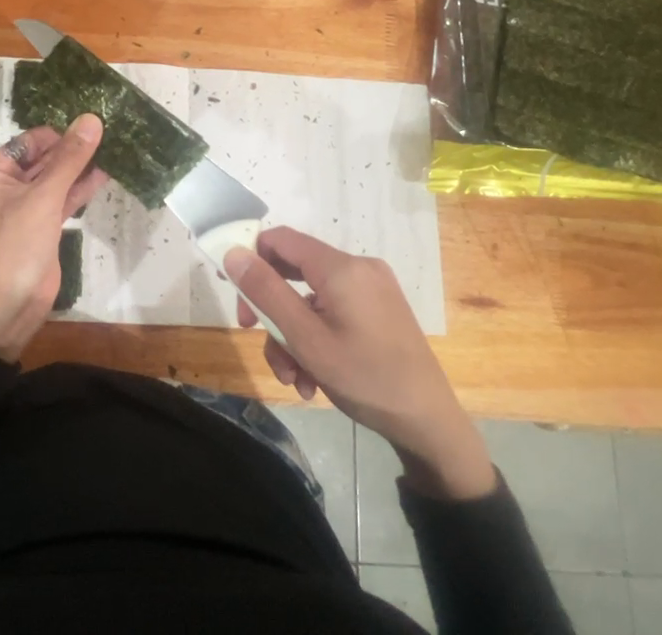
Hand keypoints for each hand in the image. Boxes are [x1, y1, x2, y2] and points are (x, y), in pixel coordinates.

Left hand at [0, 114, 106, 361]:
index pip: (28, 142)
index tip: (92, 126)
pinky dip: (80, 189)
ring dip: (80, 167)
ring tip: (114, 148)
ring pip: (55, 179)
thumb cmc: (15, 247)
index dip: (59, 134)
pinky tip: (105, 174)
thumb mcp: (42, 199)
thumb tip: (91, 120)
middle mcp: (4, 186)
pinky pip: (61, 199)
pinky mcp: (41, 226)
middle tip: (109, 133)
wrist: (9, 307)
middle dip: (72, 149)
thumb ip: (69, 160)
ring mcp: (23, 208)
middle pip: (42, 159)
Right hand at [227, 228, 496, 499]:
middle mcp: (359, 269)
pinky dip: (316, 341)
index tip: (237, 298)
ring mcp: (372, 290)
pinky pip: (333, 314)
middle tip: (257, 340)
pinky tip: (313, 379)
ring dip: (292, 338)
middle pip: (294, 273)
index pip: (280, 240)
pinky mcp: (379, 311)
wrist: (428, 421)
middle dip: (271, 312)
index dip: (250, 261)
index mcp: (342, 268)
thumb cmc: (365, 378)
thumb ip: (266, 292)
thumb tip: (233, 253)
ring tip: (293, 379)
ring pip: (311, 301)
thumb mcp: (306, 339)